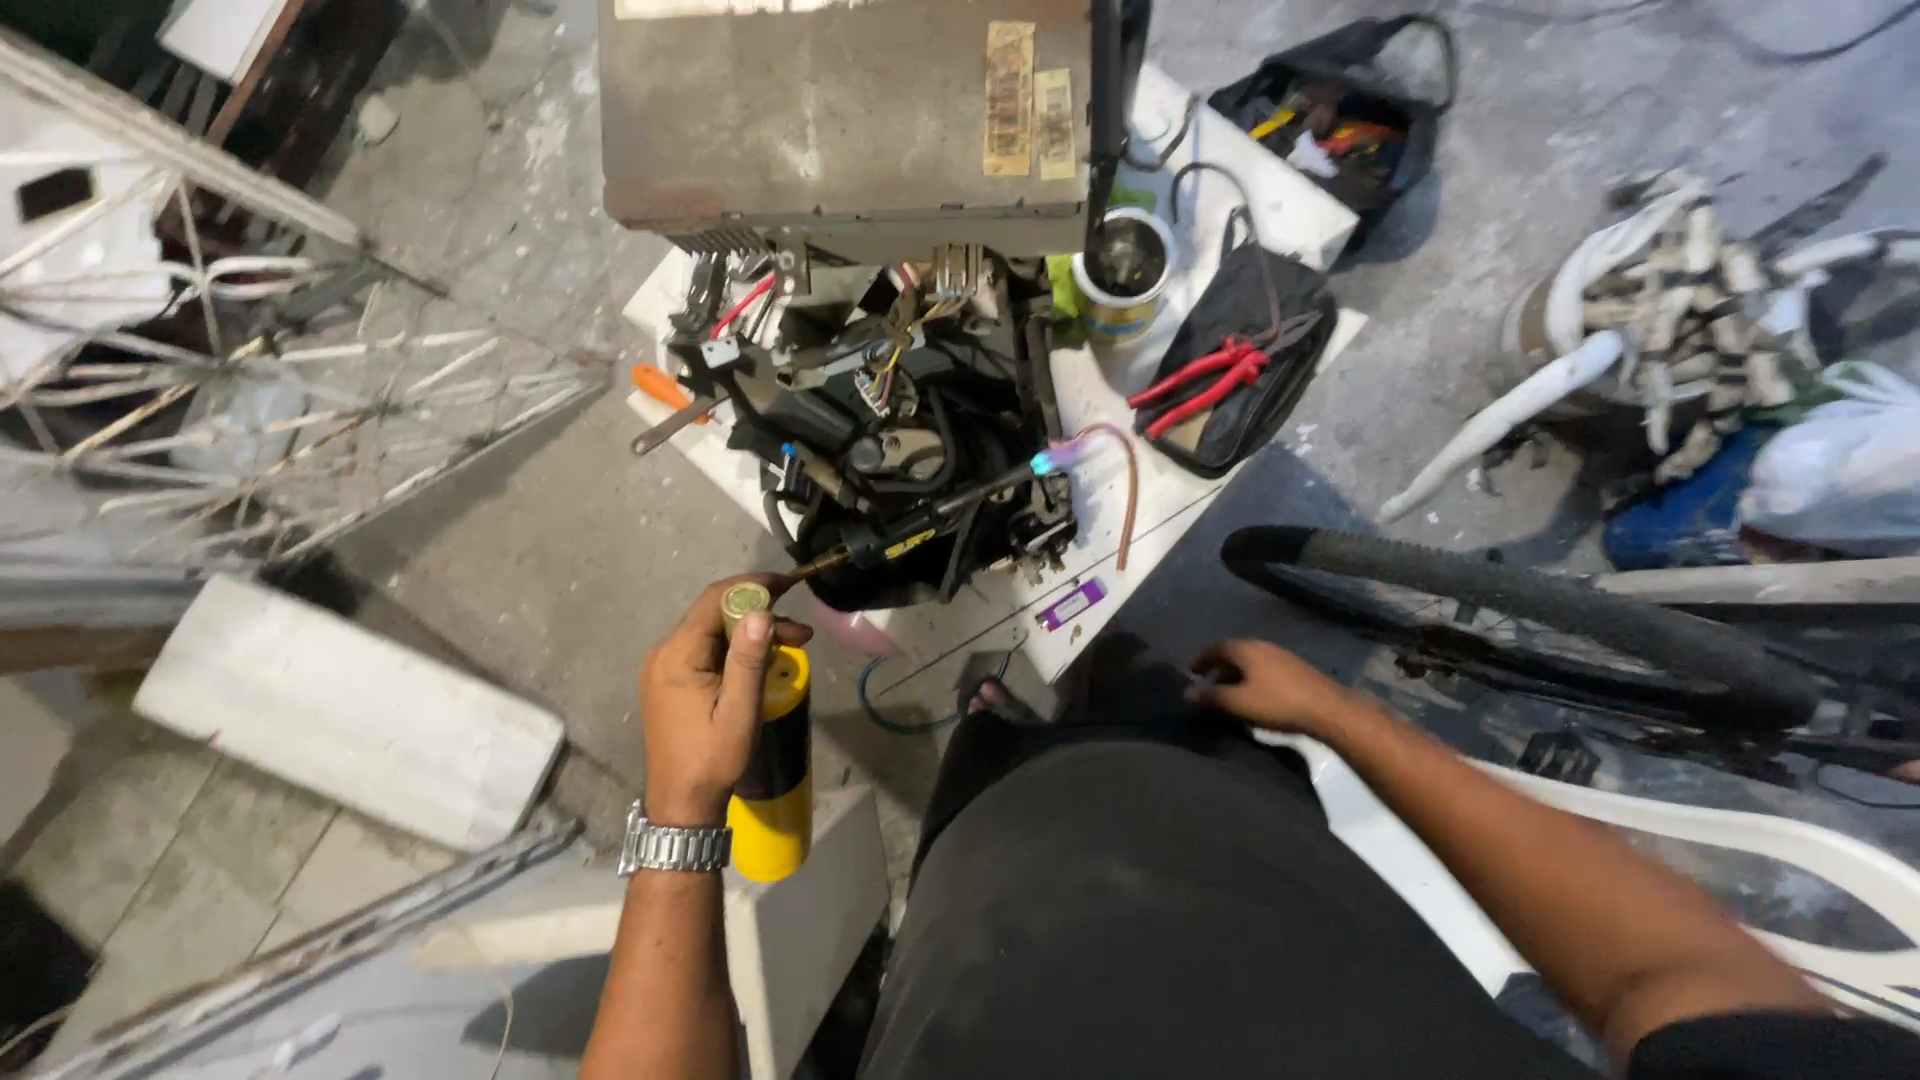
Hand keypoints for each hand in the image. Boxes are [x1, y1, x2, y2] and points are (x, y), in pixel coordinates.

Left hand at [640, 574, 812, 825]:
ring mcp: (664, 667)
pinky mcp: (670, 680)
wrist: (681, 803)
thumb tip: (761, 612)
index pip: (715, 599)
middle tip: (802, 632)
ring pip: (713, 631)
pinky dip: (736, 648)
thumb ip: (748, 659)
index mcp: (677, 655)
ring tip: (792, 645)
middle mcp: (664, 652)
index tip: (790, 585)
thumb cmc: (713, 758)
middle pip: (715, 613)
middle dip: (760, 613)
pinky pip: (705, 649)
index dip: (753, 586)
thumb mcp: (739, 709)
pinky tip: (761, 661)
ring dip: (751, 632)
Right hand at [1187, 639, 1352, 736]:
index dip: (1202, 659)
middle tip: (1210, 684)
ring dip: (1237, 674)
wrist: (1328, 709)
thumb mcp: (1238, 703)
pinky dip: (1253, 677)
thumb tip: (1187, 692)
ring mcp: (1282, 655)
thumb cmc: (1277, 703)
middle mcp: (1262, 646)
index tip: (1192, 671)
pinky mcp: (1296, 668)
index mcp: (1245, 649)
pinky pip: (1264, 667)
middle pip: (1234, 652)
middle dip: (1219, 667)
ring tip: (1231, 692)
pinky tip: (1256, 695)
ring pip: (1250, 661)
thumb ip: (1211, 696)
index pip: (1216, 648)